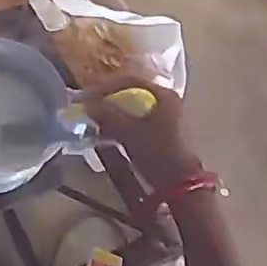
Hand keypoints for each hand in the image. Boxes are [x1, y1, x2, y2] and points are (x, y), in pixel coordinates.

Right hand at [83, 77, 201, 192]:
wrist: (180, 185)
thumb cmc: (157, 152)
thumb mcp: (129, 132)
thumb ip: (107, 115)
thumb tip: (85, 106)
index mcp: (163, 95)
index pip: (129, 80)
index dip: (104, 86)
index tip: (85, 96)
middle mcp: (166, 102)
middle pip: (130, 93)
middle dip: (106, 99)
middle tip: (86, 106)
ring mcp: (165, 118)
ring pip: (131, 108)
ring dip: (111, 113)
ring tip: (92, 120)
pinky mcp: (161, 134)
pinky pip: (135, 121)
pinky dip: (119, 124)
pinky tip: (104, 132)